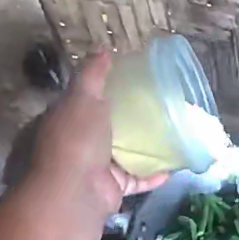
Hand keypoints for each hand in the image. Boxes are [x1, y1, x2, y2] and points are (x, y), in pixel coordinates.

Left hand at [31, 50, 168, 215]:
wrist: (77, 190)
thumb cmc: (77, 137)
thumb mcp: (84, 96)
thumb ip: (93, 74)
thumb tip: (103, 49)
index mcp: (67, 118)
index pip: (84, 100)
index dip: (103, 90)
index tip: (129, 82)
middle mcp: (78, 143)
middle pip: (106, 128)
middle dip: (128, 120)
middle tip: (156, 108)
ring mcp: (95, 167)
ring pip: (123, 154)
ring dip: (144, 149)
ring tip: (169, 136)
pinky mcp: (112, 188)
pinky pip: (136, 179)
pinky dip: (152, 175)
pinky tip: (172, 167)